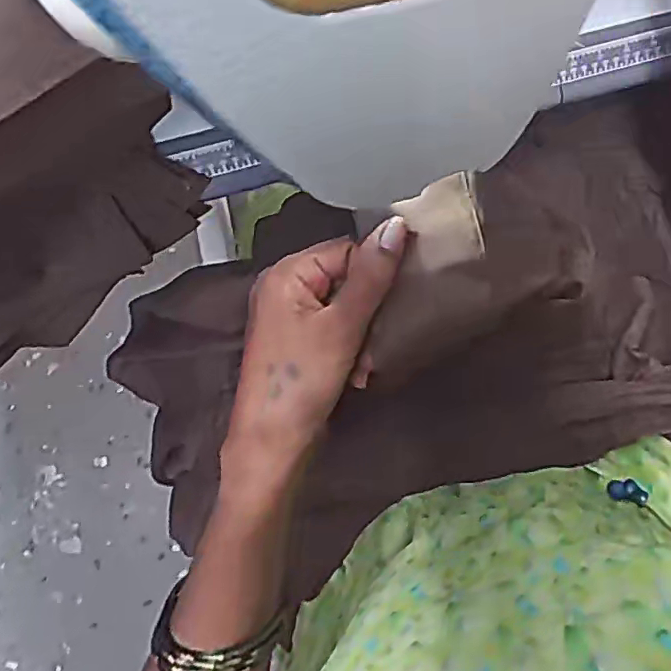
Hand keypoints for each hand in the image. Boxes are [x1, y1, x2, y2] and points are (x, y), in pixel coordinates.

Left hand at [220, 217, 406, 506]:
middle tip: (379, 335)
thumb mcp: (343, 325)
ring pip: (347, 307)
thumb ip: (372, 275)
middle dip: (371, 309)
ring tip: (366, 360)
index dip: (376, 273)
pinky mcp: (298, 343)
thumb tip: (396, 224)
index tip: (398, 298)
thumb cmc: (303, 381)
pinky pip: (336, 329)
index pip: (348, 250)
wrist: (273, 445)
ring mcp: (290, 317)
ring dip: (365, 332)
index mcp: (287, 273)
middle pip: (348, 277)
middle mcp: (284, 287)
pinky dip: (352, 347)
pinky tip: (358, 372)